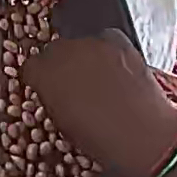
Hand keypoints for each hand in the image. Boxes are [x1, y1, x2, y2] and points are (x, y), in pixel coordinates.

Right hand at [23, 30, 176, 176]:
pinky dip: (106, 49)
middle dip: (60, 65)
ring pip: (79, 43)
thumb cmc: (99, 138)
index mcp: (43, 74)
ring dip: (83, 56)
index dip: (41, 78)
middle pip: (53, 50)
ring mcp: (91, 44)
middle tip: (74, 83)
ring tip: (97, 75)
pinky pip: (104, 38)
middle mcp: (62, 52)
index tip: (49, 88)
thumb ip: (51, 97)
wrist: (145, 136)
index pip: (31, 66)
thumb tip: (53, 88)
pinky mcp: (117, 41)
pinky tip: (114, 65)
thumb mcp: (62, 122)